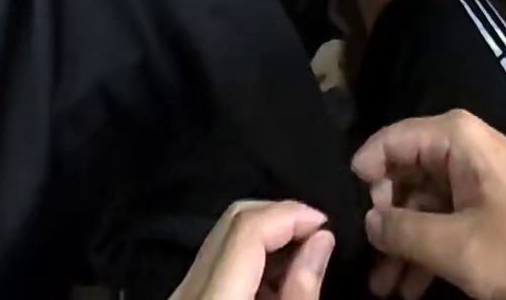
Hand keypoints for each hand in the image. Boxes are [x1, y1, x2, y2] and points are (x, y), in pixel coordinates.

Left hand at [170, 200, 337, 299]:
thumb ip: (301, 293)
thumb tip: (322, 238)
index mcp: (212, 298)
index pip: (248, 228)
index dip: (289, 214)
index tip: (325, 223)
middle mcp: (187, 289)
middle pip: (233, 220)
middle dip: (279, 217)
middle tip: (315, 235)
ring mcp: (180, 294)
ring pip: (224, 236)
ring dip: (266, 236)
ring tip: (301, 259)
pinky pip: (217, 261)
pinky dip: (249, 258)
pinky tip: (274, 282)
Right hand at [353, 111, 505, 299]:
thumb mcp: (461, 249)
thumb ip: (405, 232)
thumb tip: (367, 221)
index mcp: (453, 138)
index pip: (390, 141)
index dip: (364, 174)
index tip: (346, 215)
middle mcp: (462, 147)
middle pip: (405, 172)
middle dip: (384, 219)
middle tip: (366, 264)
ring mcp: (478, 177)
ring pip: (424, 201)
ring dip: (403, 242)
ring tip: (383, 288)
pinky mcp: (492, 206)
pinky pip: (447, 218)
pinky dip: (428, 249)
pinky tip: (410, 287)